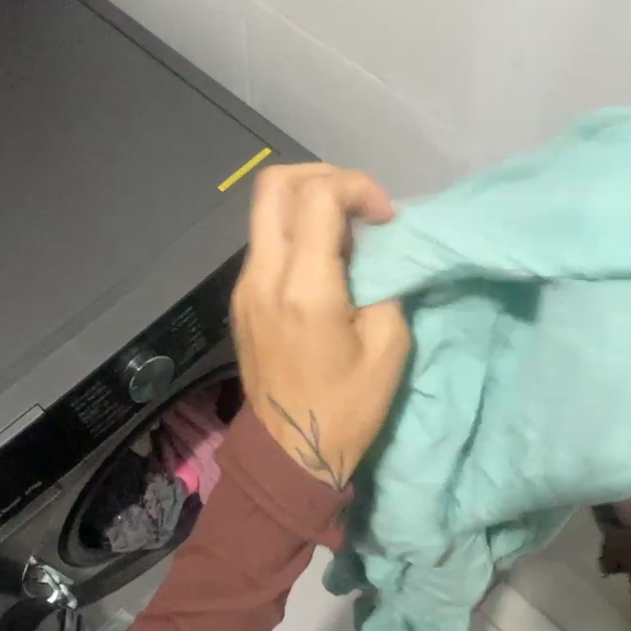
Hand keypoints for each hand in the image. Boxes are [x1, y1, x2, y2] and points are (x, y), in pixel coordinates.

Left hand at [232, 164, 410, 489]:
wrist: (290, 453)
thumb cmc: (347, 408)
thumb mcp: (389, 346)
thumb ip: (384, 284)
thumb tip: (372, 253)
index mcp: (304, 288)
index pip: (318, 195)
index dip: (358, 187)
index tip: (384, 219)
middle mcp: (263, 276)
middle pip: (274, 184)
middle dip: (322, 177)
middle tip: (357, 206)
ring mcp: (244, 287)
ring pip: (264, 211)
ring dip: (307, 205)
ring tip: (344, 236)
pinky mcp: (240, 300)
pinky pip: (264, 243)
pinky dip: (295, 233)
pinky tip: (323, 263)